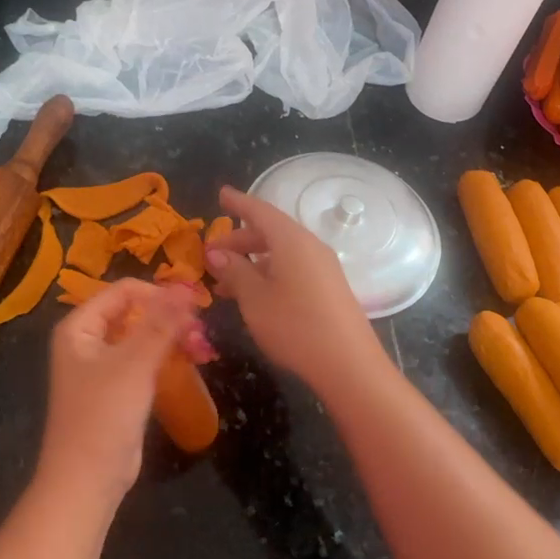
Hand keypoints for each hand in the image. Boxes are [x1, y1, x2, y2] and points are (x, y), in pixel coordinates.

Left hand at [39, 278, 201, 500]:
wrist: (87, 479)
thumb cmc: (103, 415)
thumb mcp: (134, 364)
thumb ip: (161, 323)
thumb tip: (186, 286)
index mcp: (78, 328)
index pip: (123, 291)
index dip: (158, 294)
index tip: (194, 309)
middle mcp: (86, 342)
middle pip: (134, 314)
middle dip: (169, 319)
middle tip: (201, 334)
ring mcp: (101, 368)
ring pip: (142, 339)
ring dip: (172, 339)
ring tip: (203, 350)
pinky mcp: (117, 391)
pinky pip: (144, 363)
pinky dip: (166, 360)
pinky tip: (192, 364)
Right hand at [205, 186, 388, 391]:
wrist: (347, 363)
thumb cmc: (295, 326)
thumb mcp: (255, 299)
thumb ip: (234, 271)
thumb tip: (217, 252)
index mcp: (292, 240)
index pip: (260, 211)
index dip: (238, 203)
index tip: (221, 195)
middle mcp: (310, 246)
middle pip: (271, 233)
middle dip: (239, 241)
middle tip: (212, 255)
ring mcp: (323, 267)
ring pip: (281, 254)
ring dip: (252, 263)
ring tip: (225, 284)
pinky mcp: (329, 288)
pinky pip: (293, 269)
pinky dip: (269, 274)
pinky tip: (254, 296)